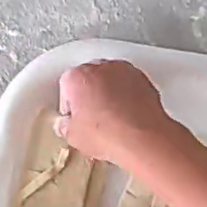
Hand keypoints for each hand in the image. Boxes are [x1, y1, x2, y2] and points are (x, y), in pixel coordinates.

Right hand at [56, 58, 185, 167]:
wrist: (141, 138)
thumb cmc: (107, 133)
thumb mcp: (72, 137)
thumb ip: (64, 126)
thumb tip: (66, 126)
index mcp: (77, 76)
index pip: (65, 87)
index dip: (68, 106)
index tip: (73, 119)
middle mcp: (100, 67)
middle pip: (88, 79)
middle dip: (87, 96)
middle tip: (89, 119)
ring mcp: (124, 71)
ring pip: (109, 80)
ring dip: (107, 94)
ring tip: (109, 119)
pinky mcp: (143, 79)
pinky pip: (127, 85)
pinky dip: (125, 96)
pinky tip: (124, 117)